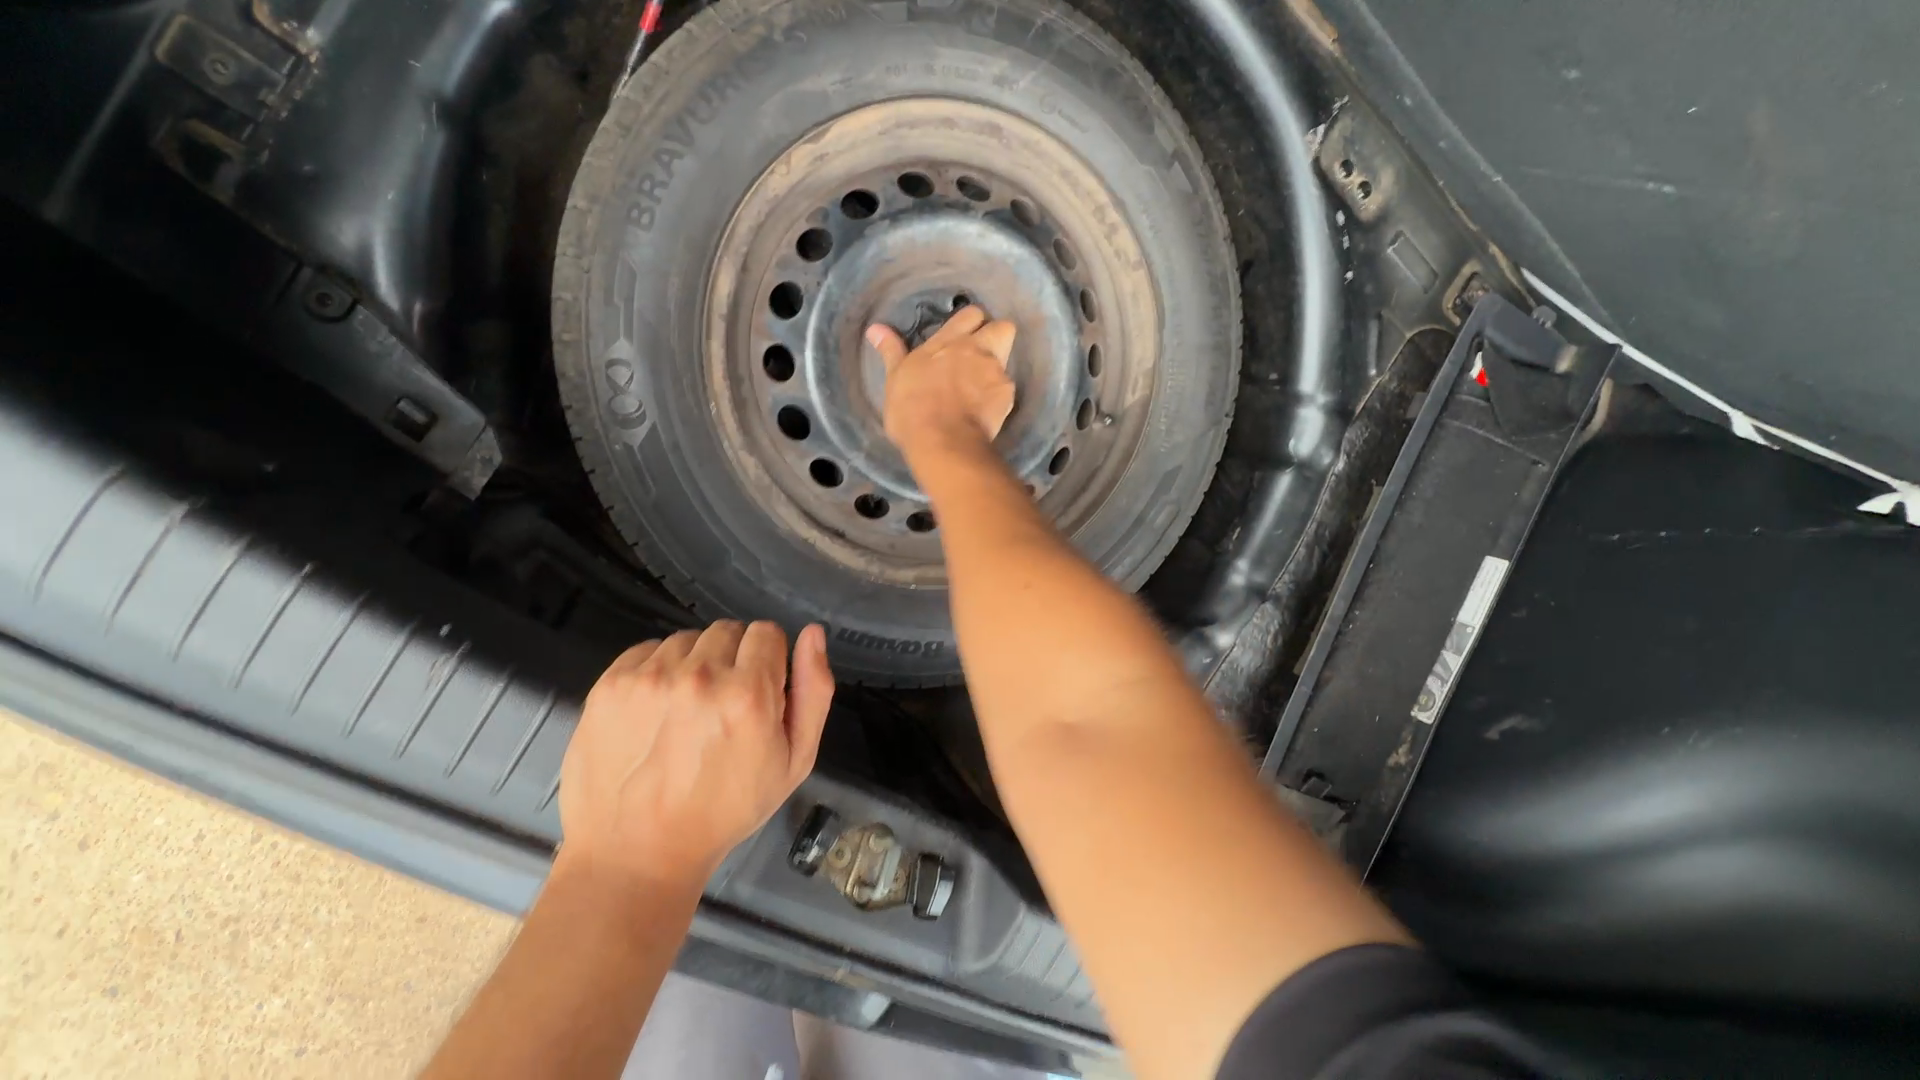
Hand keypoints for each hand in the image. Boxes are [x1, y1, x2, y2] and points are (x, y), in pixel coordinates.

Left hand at [557, 620, 834, 888]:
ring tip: (684, 713)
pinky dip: (656, 672)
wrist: (637, 853)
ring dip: (693, 664)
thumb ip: (813, 691)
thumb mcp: (794, 763)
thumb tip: (814, 633)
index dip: (768, 661)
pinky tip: (655, 713)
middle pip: (727, 631)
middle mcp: (699, 675)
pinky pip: (646, 651)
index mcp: (748, 693)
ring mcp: (649, 677)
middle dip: (732, 661)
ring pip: (686, 640)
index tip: (758, 693)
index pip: (766, 633)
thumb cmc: (726, 811)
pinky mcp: (610, 684)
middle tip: (721, 708)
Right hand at [867, 306, 1015, 457]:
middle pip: (1002, 327)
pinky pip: (1006, 389)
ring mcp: (995, 372)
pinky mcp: (1006, 396)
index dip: (971, 322)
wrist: (942, 440)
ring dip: (997, 368)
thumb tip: (875, 328)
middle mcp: (976, 349)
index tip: (962, 335)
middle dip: (996, 336)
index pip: (971, 314)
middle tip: (980, 355)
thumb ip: (891, 350)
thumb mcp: (895, 377)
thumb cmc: (912, 408)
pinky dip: (998, 397)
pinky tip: (984, 411)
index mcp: (948, 341)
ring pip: (1007, 358)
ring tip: (981, 387)